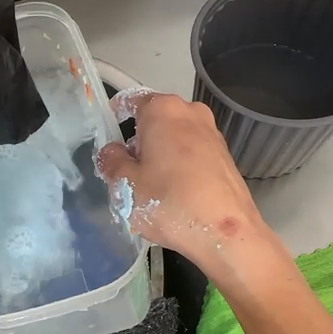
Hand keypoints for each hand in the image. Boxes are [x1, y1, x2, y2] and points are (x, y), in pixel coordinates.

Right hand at [97, 92, 291, 287]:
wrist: (225, 233)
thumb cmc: (169, 202)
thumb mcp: (124, 184)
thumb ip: (111, 160)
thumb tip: (112, 151)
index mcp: (162, 110)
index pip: (130, 100)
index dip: (114, 117)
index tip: (107, 138)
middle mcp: (190, 113)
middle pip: (154, 119)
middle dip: (138, 140)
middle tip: (125, 170)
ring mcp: (212, 133)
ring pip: (174, 136)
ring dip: (160, 153)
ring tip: (149, 185)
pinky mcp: (224, 156)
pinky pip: (192, 152)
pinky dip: (179, 165)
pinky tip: (174, 193)